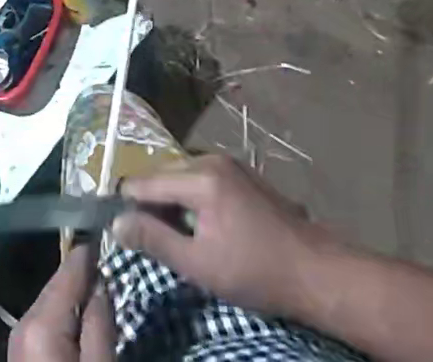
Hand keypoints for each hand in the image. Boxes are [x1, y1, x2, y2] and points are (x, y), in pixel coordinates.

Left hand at [8, 243, 114, 361]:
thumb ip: (99, 327)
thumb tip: (100, 286)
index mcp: (40, 323)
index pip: (68, 270)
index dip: (91, 253)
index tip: (112, 241)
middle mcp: (23, 320)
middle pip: (60, 284)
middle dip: (85, 279)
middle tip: (113, 276)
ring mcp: (18, 337)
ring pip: (54, 302)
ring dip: (77, 299)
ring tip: (102, 299)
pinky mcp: (20, 351)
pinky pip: (47, 321)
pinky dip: (66, 317)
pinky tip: (82, 325)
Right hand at [113, 155, 335, 319]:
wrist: (317, 272)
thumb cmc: (256, 271)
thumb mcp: (199, 265)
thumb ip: (154, 240)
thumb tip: (115, 223)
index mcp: (199, 177)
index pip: (144, 182)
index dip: (126, 204)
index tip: (117, 228)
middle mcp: (210, 159)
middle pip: (162, 176)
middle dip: (151, 204)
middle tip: (152, 240)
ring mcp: (229, 164)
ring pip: (181, 176)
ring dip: (173, 202)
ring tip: (178, 237)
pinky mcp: (241, 173)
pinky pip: (201, 178)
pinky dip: (192, 198)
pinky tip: (203, 227)